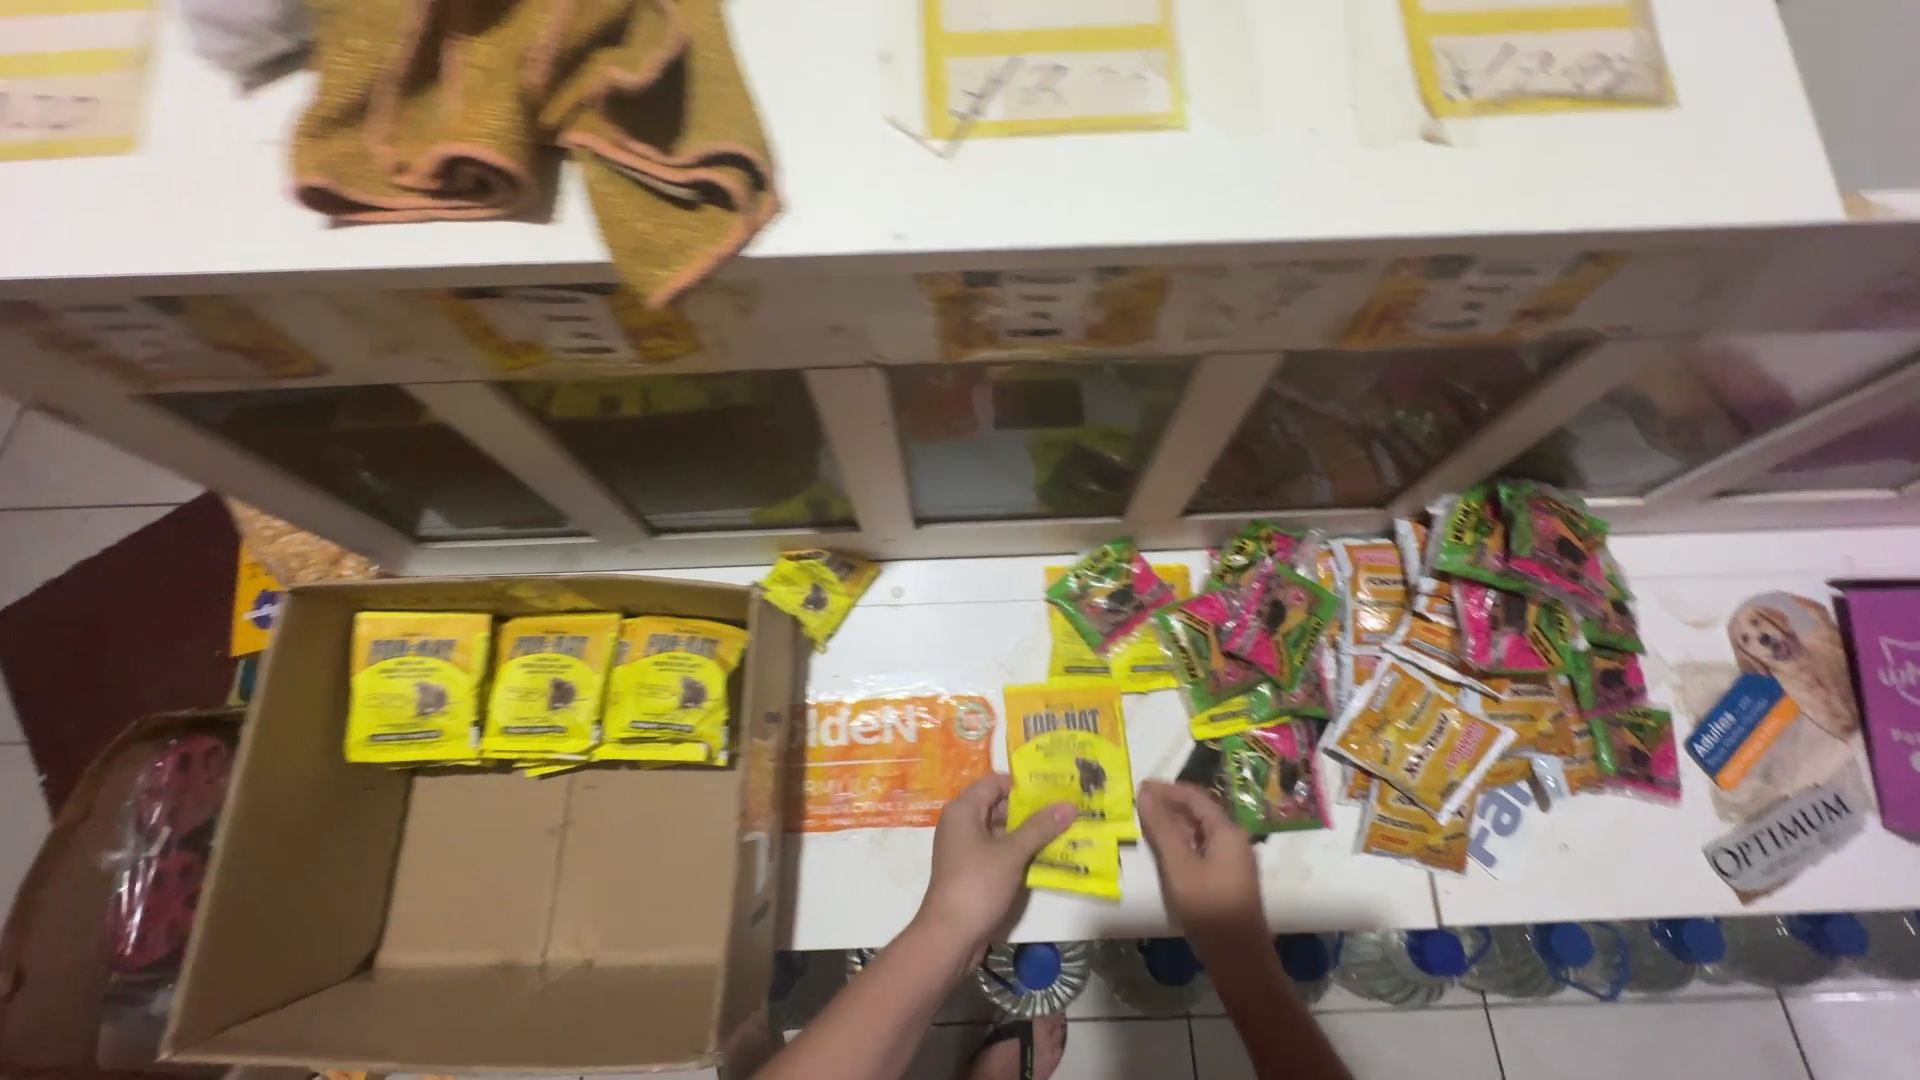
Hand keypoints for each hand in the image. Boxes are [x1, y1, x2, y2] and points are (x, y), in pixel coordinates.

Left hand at [914, 773, 1074, 955]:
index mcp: (963, 809)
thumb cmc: (978, 884)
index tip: (1053, 789)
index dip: (1023, 784)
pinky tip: (1043, 855)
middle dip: (1029, 808)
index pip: (995, 782)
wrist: (949, 935)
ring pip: (998, 828)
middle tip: (1063, 809)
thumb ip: (1040, 827)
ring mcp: (964, 846)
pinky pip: (996, 848)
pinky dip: (1016, 849)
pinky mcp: (970, 868)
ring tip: (1060, 829)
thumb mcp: (1012, 853)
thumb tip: (1069, 804)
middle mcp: (960, 822)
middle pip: (997, 804)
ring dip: (1025, 830)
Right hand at [1137, 780, 1264, 948]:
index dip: (1167, 789)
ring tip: (1146, 822)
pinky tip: (1165, 850)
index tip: (1140, 786)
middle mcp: (1234, 840)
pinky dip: (1182, 842)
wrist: (1239, 958)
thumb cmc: (1208, 906)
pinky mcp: (1228, 878)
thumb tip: (1144, 793)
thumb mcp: (1178, 864)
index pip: (1194, 797)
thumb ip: (1161, 827)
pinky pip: (1202, 848)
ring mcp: (1233, 860)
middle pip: (1199, 812)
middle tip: (1139, 803)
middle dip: (1169, 805)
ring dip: (1174, 824)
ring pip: (1200, 831)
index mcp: (1227, 831)